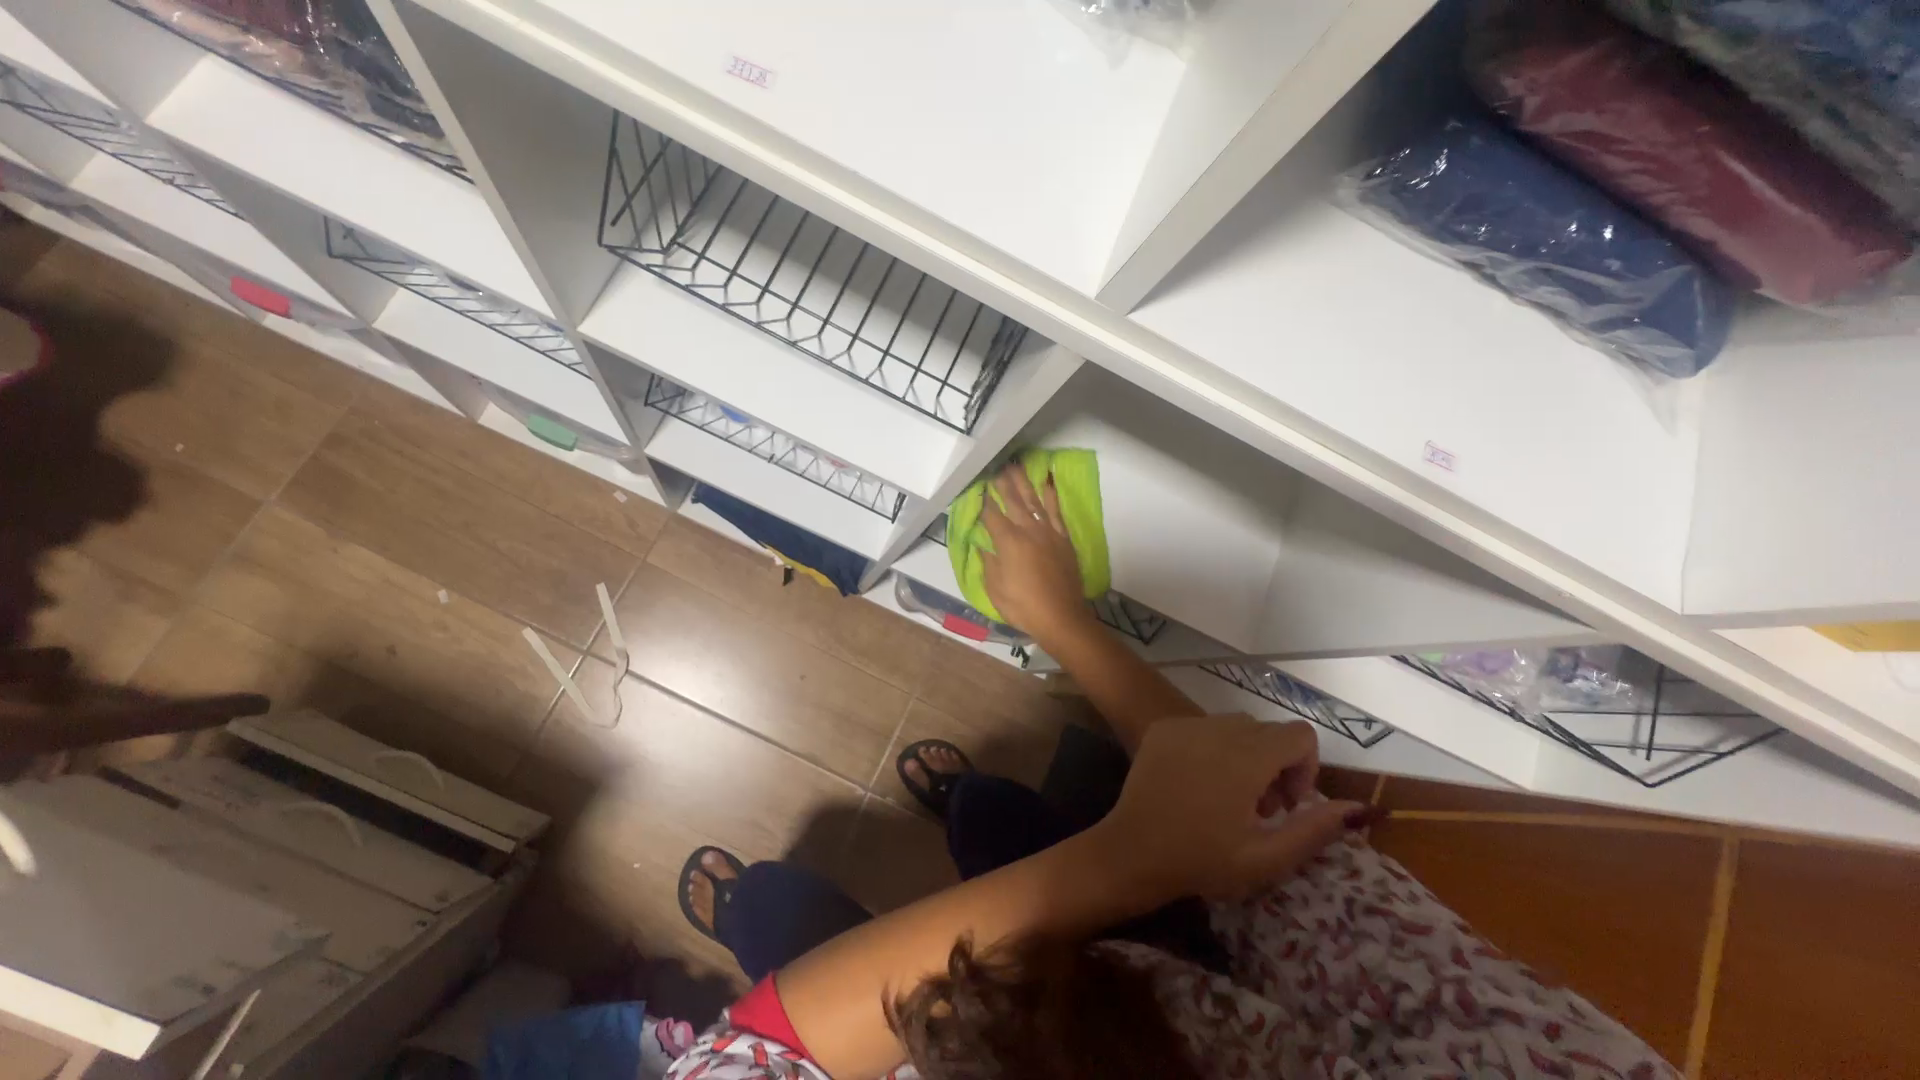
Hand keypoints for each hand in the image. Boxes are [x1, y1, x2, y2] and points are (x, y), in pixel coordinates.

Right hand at [980, 462, 1089, 638]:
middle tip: (994, 466)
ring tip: (1015, 465)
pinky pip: (1057, 512)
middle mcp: (1028, 530)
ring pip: (1033, 500)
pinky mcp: (1063, 539)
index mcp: (1007, 542)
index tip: (976, 486)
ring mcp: (1048, 532)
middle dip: (1002, 483)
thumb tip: (984, 546)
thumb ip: (989, 563)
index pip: (991, 515)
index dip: (982, 500)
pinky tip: (1047, 483)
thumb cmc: (1023, 606)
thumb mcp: (995, 589)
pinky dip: (1052, 496)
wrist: (1061, 617)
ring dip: (1023, 482)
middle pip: (1012, 500)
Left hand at [1089, 714, 1372, 901]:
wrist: (1132, 853)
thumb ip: (1315, 829)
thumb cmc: (1201, 861)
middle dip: (1276, 765)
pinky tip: (1199, 785)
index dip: (1305, 769)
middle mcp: (1216, 729)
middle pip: (1268, 731)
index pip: (1300, 735)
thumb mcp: (1266, 857)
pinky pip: (1204, 727)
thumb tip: (1360, 808)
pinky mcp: (1162, 728)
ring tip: (1228, 799)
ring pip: (1236, 726)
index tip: (1286, 807)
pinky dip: (1213, 749)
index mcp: (1246, 757)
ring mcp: (1185, 725)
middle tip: (1257, 810)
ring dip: (1246, 755)